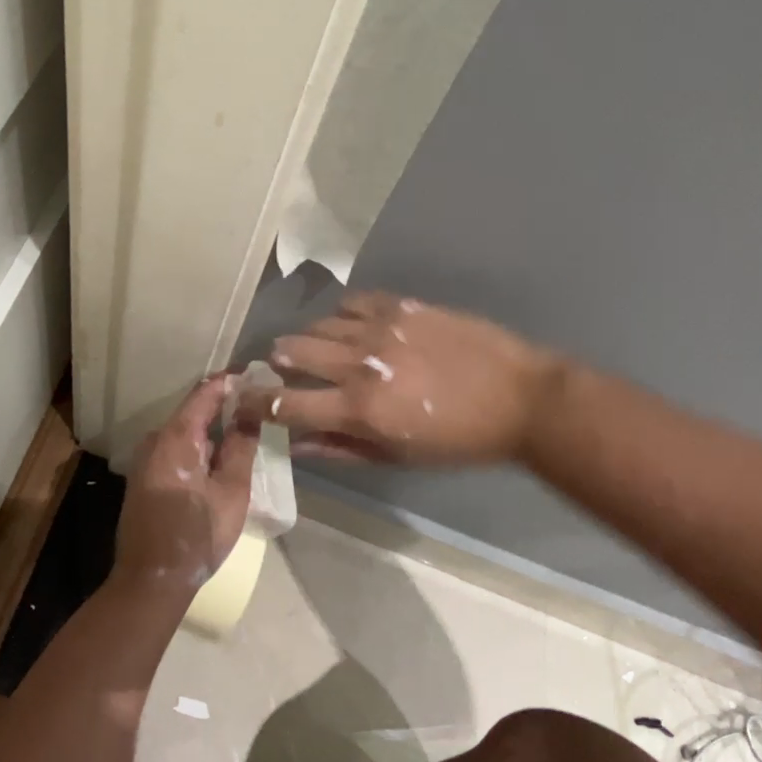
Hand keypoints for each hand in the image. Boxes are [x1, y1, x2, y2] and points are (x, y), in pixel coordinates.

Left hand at [112, 375, 258, 595]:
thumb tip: (251, 411)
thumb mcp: (232, 491)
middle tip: (260, 407)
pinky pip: (175, 449)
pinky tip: (219, 458)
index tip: (258, 375)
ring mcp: (146, 458)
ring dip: (212, 430)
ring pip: (185, 432)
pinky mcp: (145, 476)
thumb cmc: (197, 535)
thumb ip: (241, 446)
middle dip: (225, 406)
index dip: (232, 381)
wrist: (151, 578)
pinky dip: (198, 447)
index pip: (205, 392)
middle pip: (194, 411)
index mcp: (175, 436)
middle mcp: (155, 438)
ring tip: (246, 431)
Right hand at [239, 292, 563, 464]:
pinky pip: (350, 304)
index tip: (239, 399)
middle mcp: (359, 363)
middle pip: (290, 351)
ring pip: (316, 325)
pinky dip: (342, 318)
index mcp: (358, 408)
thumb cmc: (459, 440)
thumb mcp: (397, 457)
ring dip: (310, 341)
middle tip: (284, 372)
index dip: (253, 403)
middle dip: (278, 364)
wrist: (521, 398)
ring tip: (323, 352)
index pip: (283, 403)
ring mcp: (378, 327)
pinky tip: (355, 330)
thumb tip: (294, 442)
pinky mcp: (398, 305)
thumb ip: (340, 448)